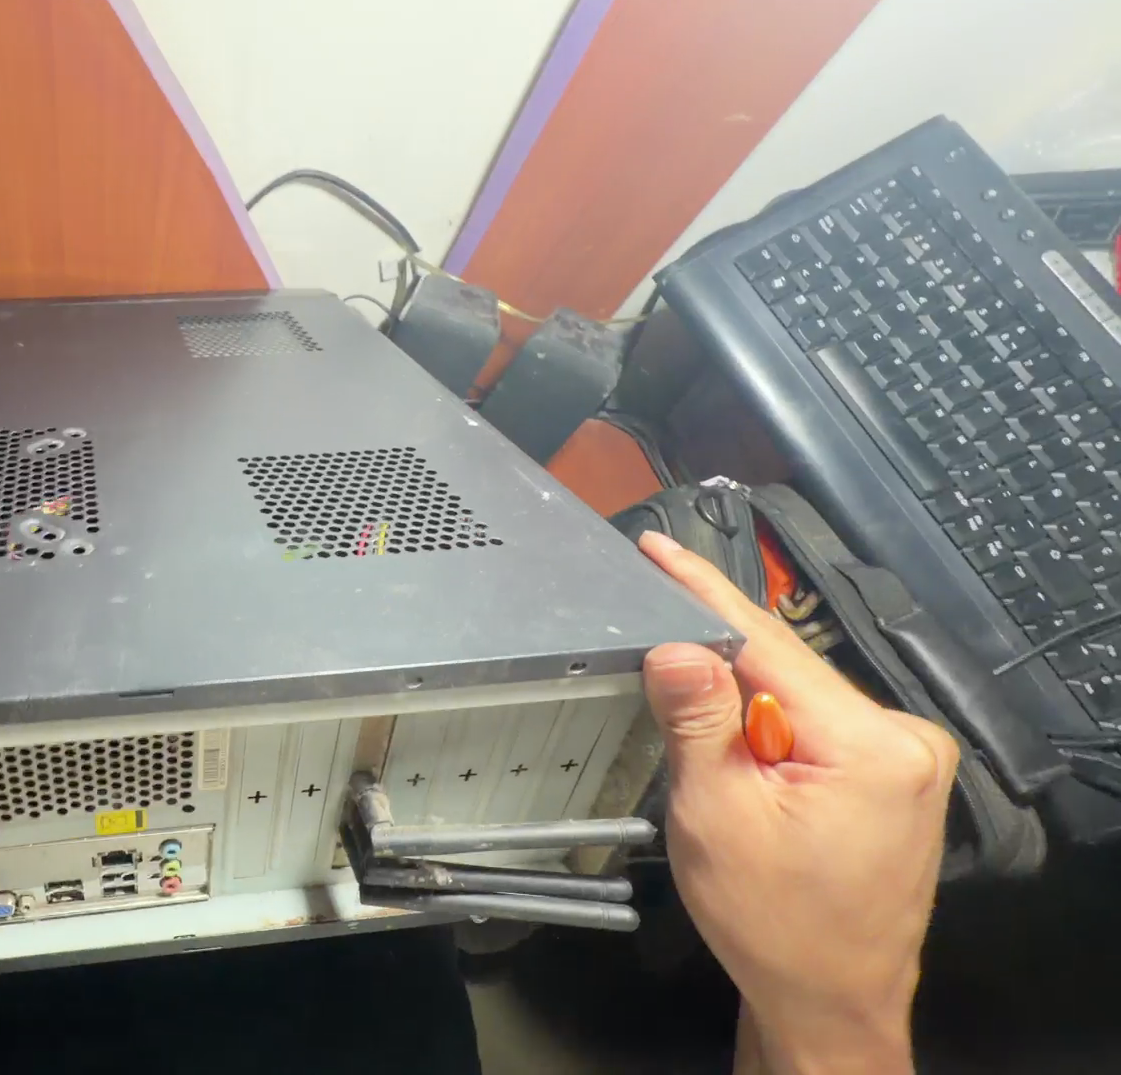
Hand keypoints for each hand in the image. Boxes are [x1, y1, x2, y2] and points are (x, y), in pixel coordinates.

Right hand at [637, 532, 957, 1074]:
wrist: (825, 995)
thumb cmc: (767, 914)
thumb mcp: (715, 811)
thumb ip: (699, 721)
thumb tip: (675, 645)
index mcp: (869, 745)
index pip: (767, 644)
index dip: (702, 592)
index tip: (659, 548)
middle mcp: (900, 737)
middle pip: (781, 661)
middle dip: (706, 641)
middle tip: (644, 593)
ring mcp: (897, 755)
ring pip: (786, 688)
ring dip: (725, 685)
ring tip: (668, 678)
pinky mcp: (880, 771)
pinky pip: (801, 717)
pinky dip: (749, 712)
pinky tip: (716, 724)